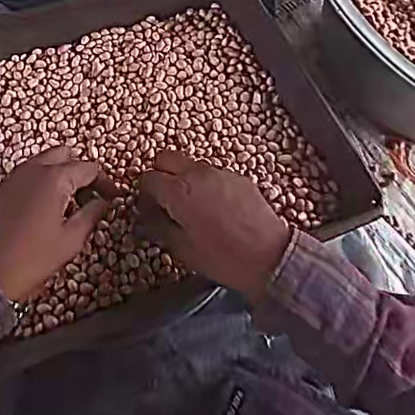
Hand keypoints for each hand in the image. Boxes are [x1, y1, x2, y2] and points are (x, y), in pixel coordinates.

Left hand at [0, 146, 113, 301]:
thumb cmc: (29, 259)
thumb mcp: (69, 241)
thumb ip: (91, 216)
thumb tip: (103, 203)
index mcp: (54, 178)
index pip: (89, 168)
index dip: (105, 182)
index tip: (113, 198)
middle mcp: (33, 169)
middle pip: (66, 155)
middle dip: (81, 172)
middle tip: (91, 197)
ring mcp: (15, 175)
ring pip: (45, 162)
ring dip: (61, 175)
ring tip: (71, 205)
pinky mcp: (2, 186)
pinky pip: (29, 174)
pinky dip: (43, 182)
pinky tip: (47, 208)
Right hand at [136, 150, 290, 302]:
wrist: (271, 257)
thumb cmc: (224, 257)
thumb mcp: (182, 248)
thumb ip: (159, 227)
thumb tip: (148, 218)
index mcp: (177, 191)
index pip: (147, 178)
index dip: (144, 193)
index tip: (147, 207)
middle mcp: (196, 174)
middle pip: (165, 158)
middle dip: (160, 173)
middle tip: (163, 197)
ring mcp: (219, 172)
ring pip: (190, 164)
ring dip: (183, 178)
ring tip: (191, 204)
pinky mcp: (238, 177)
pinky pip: (213, 174)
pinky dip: (207, 184)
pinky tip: (215, 208)